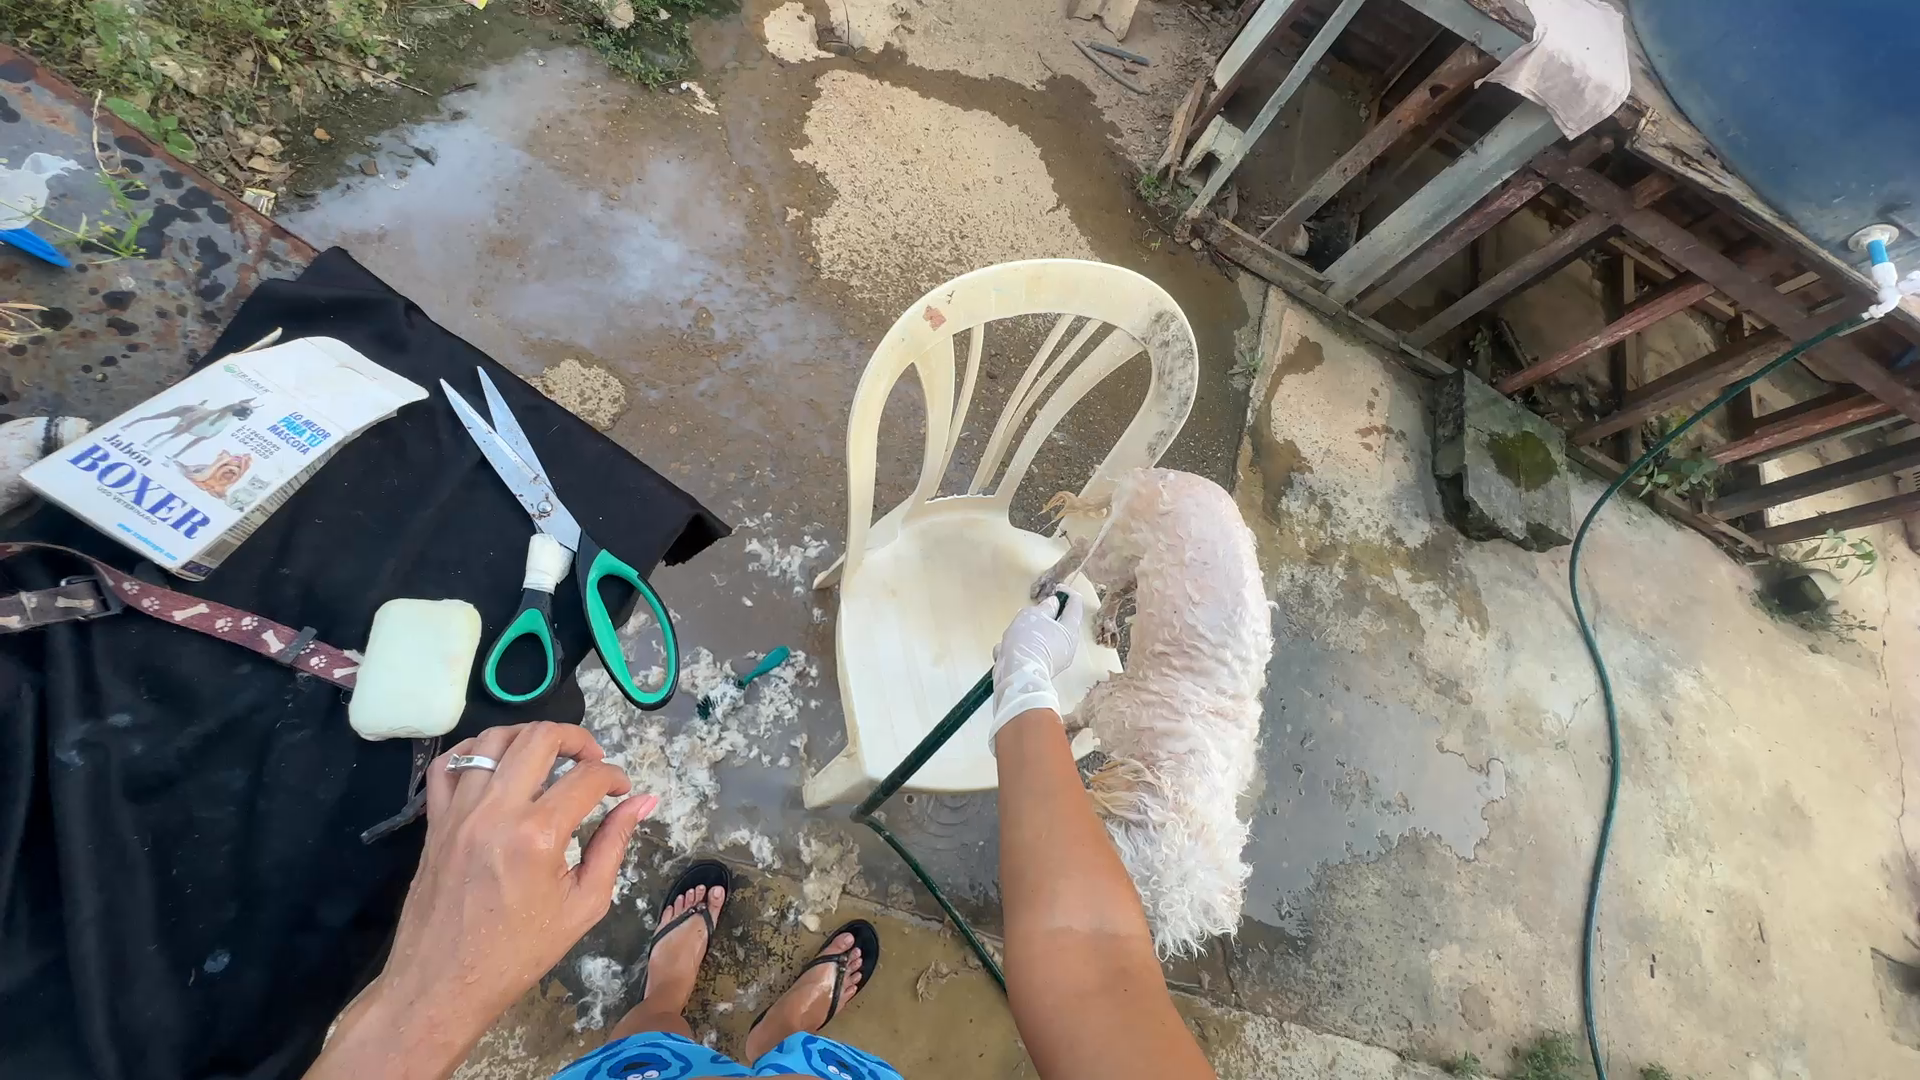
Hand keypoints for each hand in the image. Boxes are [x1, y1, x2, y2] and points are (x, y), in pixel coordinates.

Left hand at [307, 722, 655, 1079]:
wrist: (440, 989)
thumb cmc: (519, 951)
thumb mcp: (585, 903)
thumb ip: (615, 843)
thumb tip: (643, 801)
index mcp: (539, 836)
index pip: (588, 777)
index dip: (614, 777)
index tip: (622, 791)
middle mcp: (496, 813)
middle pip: (541, 738)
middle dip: (578, 739)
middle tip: (593, 760)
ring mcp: (459, 813)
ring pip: (494, 739)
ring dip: (530, 737)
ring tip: (551, 756)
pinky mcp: (435, 822)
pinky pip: (449, 764)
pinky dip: (477, 751)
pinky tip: (500, 764)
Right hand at [989, 592, 1085, 751]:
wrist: (1017, 676)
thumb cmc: (1028, 640)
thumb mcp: (1033, 615)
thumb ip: (1044, 608)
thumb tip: (1053, 605)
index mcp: (1069, 630)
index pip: (1076, 605)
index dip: (1067, 593)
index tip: (1056, 588)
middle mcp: (1067, 646)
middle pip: (1057, 624)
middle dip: (1039, 618)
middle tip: (1026, 614)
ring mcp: (1054, 661)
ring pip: (1039, 639)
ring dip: (1024, 635)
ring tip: (1010, 636)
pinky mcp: (1039, 670)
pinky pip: (1028, 653)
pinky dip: (1016, 651)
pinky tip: (1004, 652)